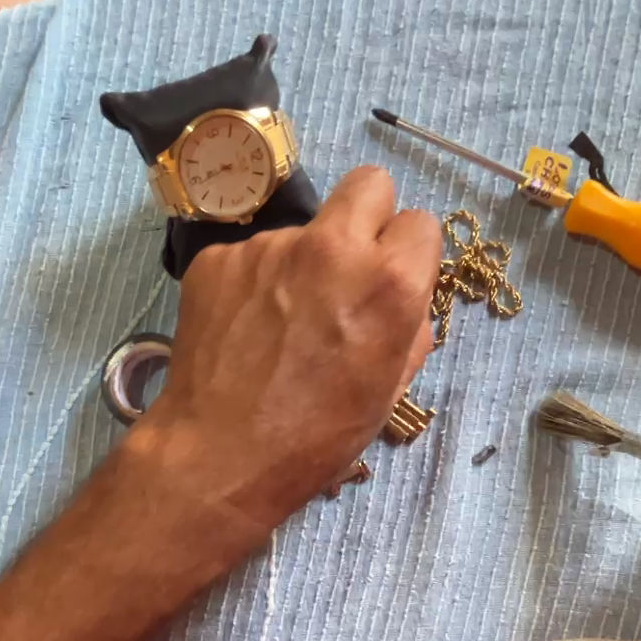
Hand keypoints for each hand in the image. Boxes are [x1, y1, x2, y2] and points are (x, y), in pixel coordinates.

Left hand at [130, 166, 440, 532]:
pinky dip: (253, 284)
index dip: (406, 257)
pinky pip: (251, 256)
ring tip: (278, 326)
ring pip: (302, 230)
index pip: (421, 224)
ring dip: (302, 263)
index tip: (389, 285)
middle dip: (367, 219)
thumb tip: (404, 304)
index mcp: (390, 284)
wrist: (221, 456)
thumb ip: (408, 333)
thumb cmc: (316, 440)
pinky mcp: (218, 257)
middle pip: (369, 184)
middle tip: (346, 271)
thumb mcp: (386, 396)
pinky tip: (242, 330)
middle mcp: (334, 247)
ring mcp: (270, 247)